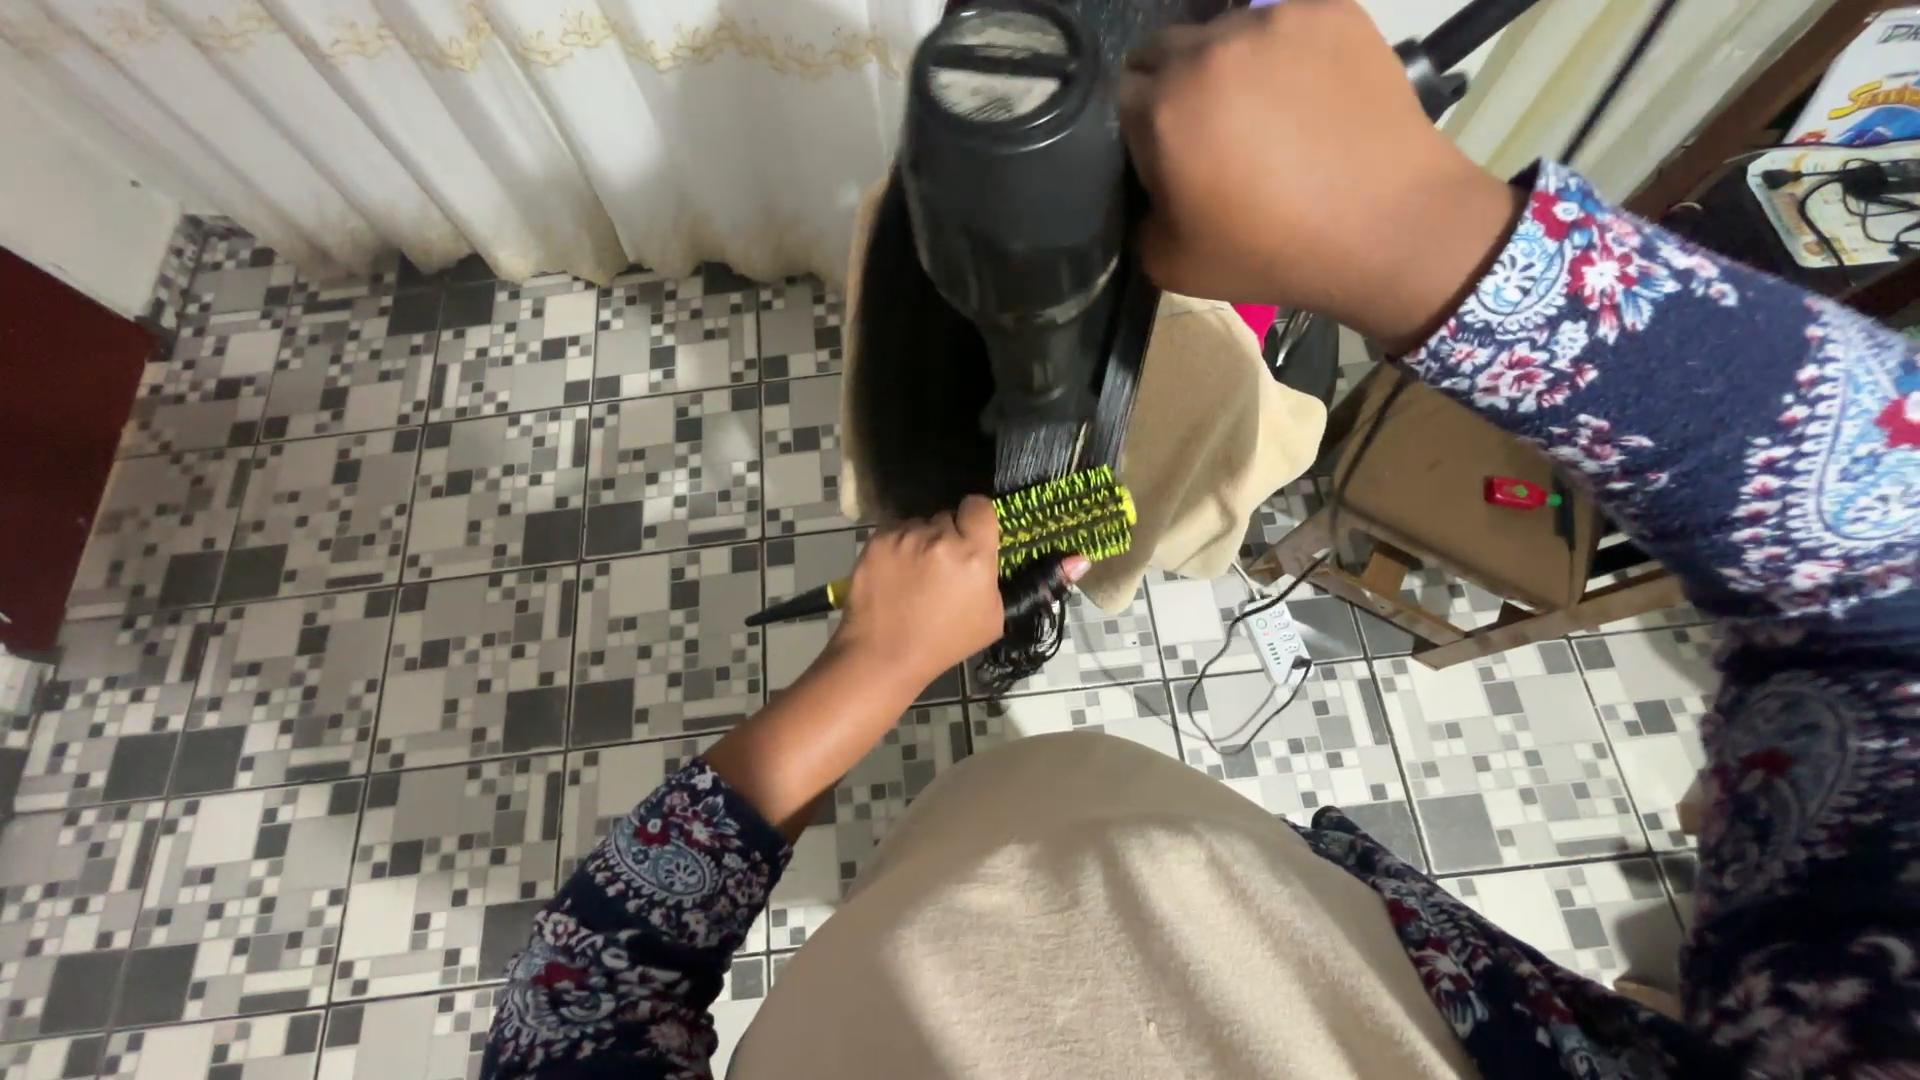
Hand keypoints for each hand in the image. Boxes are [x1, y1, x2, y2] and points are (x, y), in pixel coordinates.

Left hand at [832, 496, 1048, 684]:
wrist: (884, 655)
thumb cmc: (947, 641)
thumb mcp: (997, 616)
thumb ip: (1038, 583)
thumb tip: (1082, 559)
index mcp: (973, 552)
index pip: (980, 506)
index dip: (978, 521)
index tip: (976, 541)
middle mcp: (938, 535)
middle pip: (949, 516)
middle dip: (951, 535)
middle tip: (947, 569)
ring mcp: (903, 536)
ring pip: (921, 523)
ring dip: (923, 541)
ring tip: (919, 576)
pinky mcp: (876, 540)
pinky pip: (896, 532)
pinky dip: (899, 547)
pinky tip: (898, 576)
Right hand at [1118, 0, 1523, 349]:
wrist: (1384, 226)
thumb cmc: (1268, 252)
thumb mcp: (1169, 263)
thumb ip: (1135, 218)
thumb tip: (1146, 187)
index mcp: (1163, 107)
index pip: (1118, 97)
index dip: (1131, 130)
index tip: (1155, 159)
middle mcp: (1210, 47)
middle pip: (1161, 52)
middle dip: (1167, 89)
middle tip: (1201, 136)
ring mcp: (1275, 21)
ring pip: (1221, 33)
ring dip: (1221, 67)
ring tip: (1255, 114)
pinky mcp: (1331, 11)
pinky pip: (1283, 25)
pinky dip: (1279, 56)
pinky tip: (1300, 98)